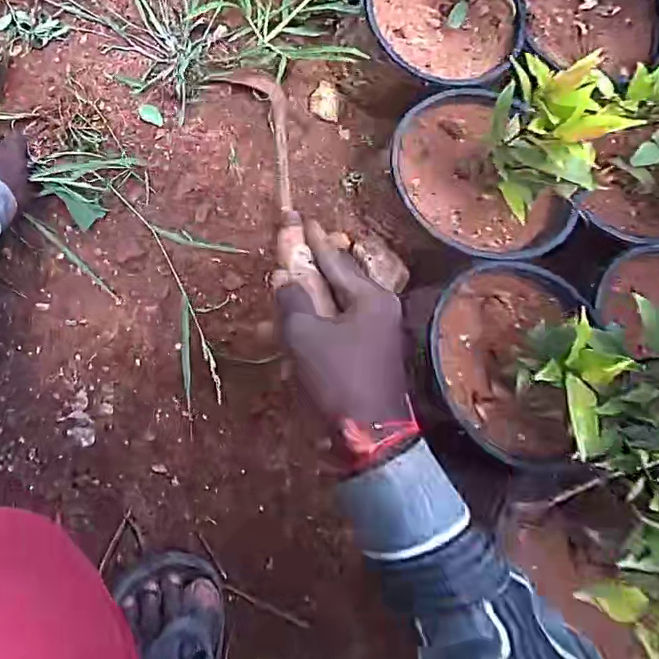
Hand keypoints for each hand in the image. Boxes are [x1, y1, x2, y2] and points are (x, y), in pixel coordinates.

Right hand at [275, 218, 411, 430]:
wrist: (372, 439)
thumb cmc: (338, 378)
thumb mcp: (304, 335)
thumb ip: (291, 300)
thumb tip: (283, 277)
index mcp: (370, 299)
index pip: (335, 260)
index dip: (313, 240)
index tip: (302, 218)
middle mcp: (379, 310)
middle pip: (336, 281)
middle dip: (307, 273)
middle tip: (289, 254)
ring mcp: (377, 335)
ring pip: (333, 308)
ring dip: (305, 306)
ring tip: (279, 302)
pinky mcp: (369, 356)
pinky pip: (336, 329)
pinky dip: (314, 328)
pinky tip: (291, 335)